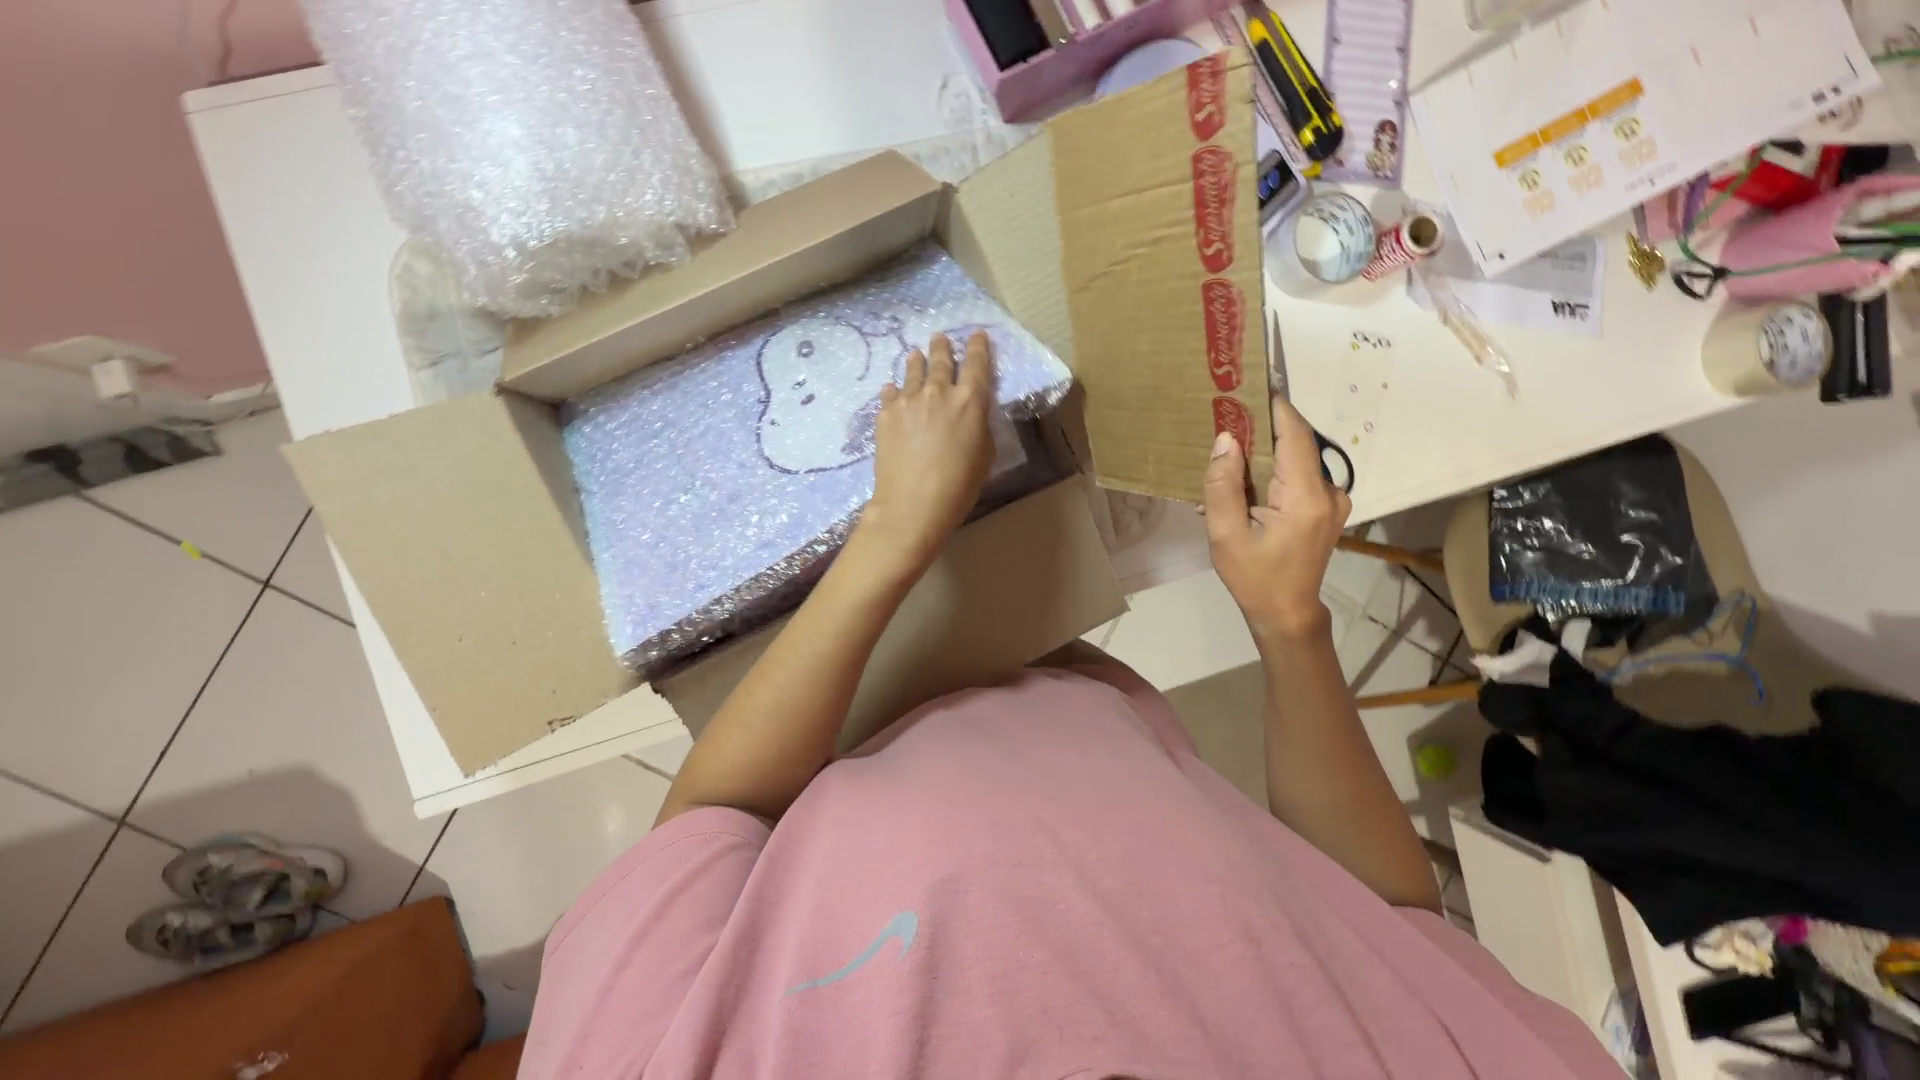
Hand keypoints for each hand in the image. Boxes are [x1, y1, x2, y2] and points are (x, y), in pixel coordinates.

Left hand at [857, 331, 995, 573]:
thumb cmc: (959, 486)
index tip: (976, 335)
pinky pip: (891, 393)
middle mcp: (939, 392)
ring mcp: (908, 400)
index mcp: (970, 401)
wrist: (912, 504)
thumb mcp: (985, 454)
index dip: (978, 347)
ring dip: (916, 361)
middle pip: (941, 360)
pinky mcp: (886, 414)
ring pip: (913, 371)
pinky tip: (892, 389)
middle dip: (942, 348)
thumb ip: (979, 425)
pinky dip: (894, 389)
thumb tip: (971, 412)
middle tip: (940, 338)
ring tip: (915, 354)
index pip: (977, 363)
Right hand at [1203, 396, 1352, 643]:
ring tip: (1233, 445)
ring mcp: (1334, 500)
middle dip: (1264, 426)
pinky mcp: (1329, 507)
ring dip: (1269, 449)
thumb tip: (1226, 440)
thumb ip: (1223, 485)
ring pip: (1300, 456)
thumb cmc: (1254, 578)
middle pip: (1298, 442)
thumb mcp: (1225, 535)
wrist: (1287, 614)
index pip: (1295, 434)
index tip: (1249, 385)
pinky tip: (1249, 476)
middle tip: (1229, 413)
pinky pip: (1302, 473)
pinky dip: (1277, 468)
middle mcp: (1330, 491)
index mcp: (1306, 497)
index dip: (1275, 406)